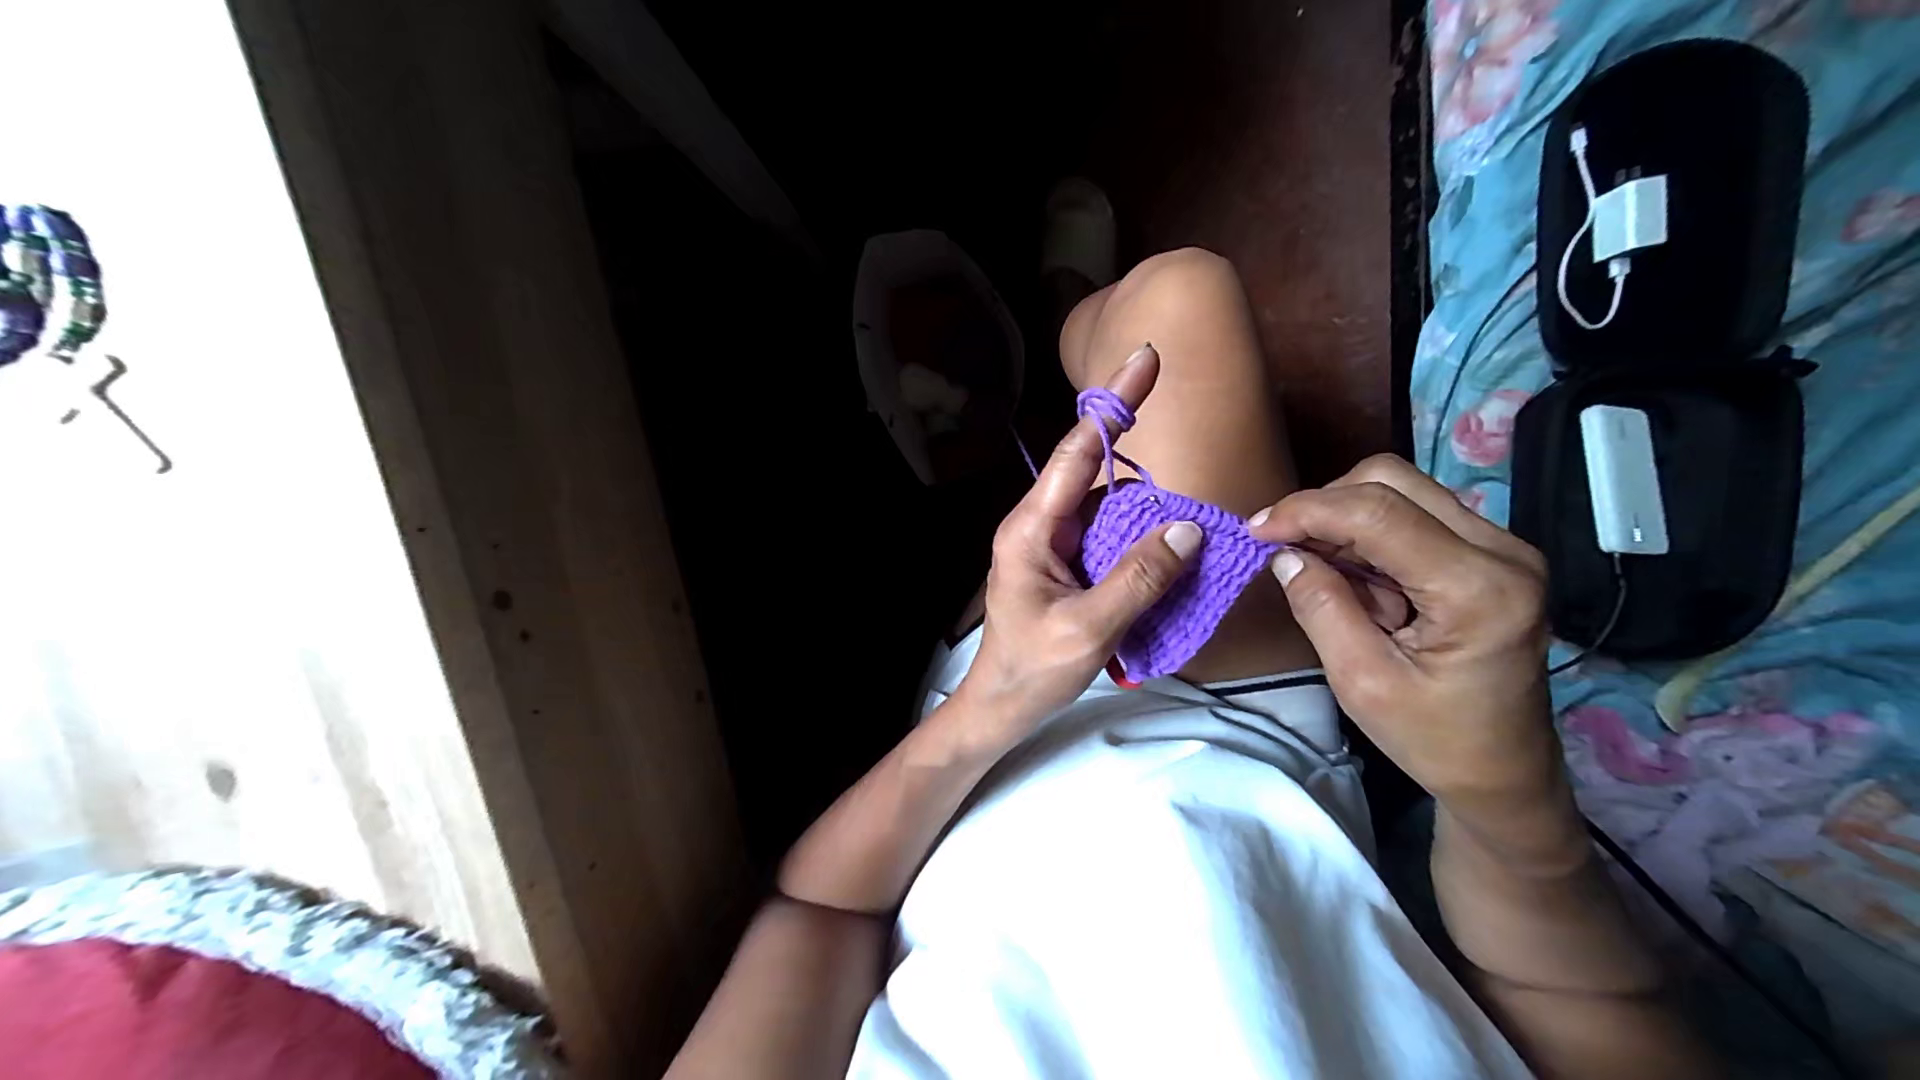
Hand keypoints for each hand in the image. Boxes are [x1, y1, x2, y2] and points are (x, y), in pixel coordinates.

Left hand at [951, 344, 1202, 749]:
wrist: (1002, 704)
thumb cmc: (1033, 668)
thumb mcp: (1089, 627)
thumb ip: (1138, 578)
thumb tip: (1186, 530)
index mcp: (1032, 528)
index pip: (1077, 451)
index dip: (1113, 403)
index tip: (1145, 356)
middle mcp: (1040, 524)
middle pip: (1097, 476)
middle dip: (1144, 476)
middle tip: (1185, 501)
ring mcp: (1052, 544)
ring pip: (1107, 510)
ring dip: (1145, 519)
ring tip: (1179, 549)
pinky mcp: (1065, 564)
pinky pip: (1107, 538)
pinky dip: (1137, 544)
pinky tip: (1162, 562)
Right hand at [1249, 455, 1569, 844]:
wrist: (1504, 772)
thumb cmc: (1434, 738)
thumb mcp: (1361, 681)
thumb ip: (1321, 607)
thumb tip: (1283, 555)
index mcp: (1478, 588)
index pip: (1377, 512)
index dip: (1305, 510)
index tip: (1254, 530)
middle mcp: (1501, 551)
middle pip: (1391, 480)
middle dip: (1324, 504)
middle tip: (1282, 543)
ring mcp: (1500, 548)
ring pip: (1400, 488)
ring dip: (1342, 517)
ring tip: (1314, 563)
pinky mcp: (1487, 554)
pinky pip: (1411, 513)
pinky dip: (1364, 532)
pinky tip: (1347, 571)